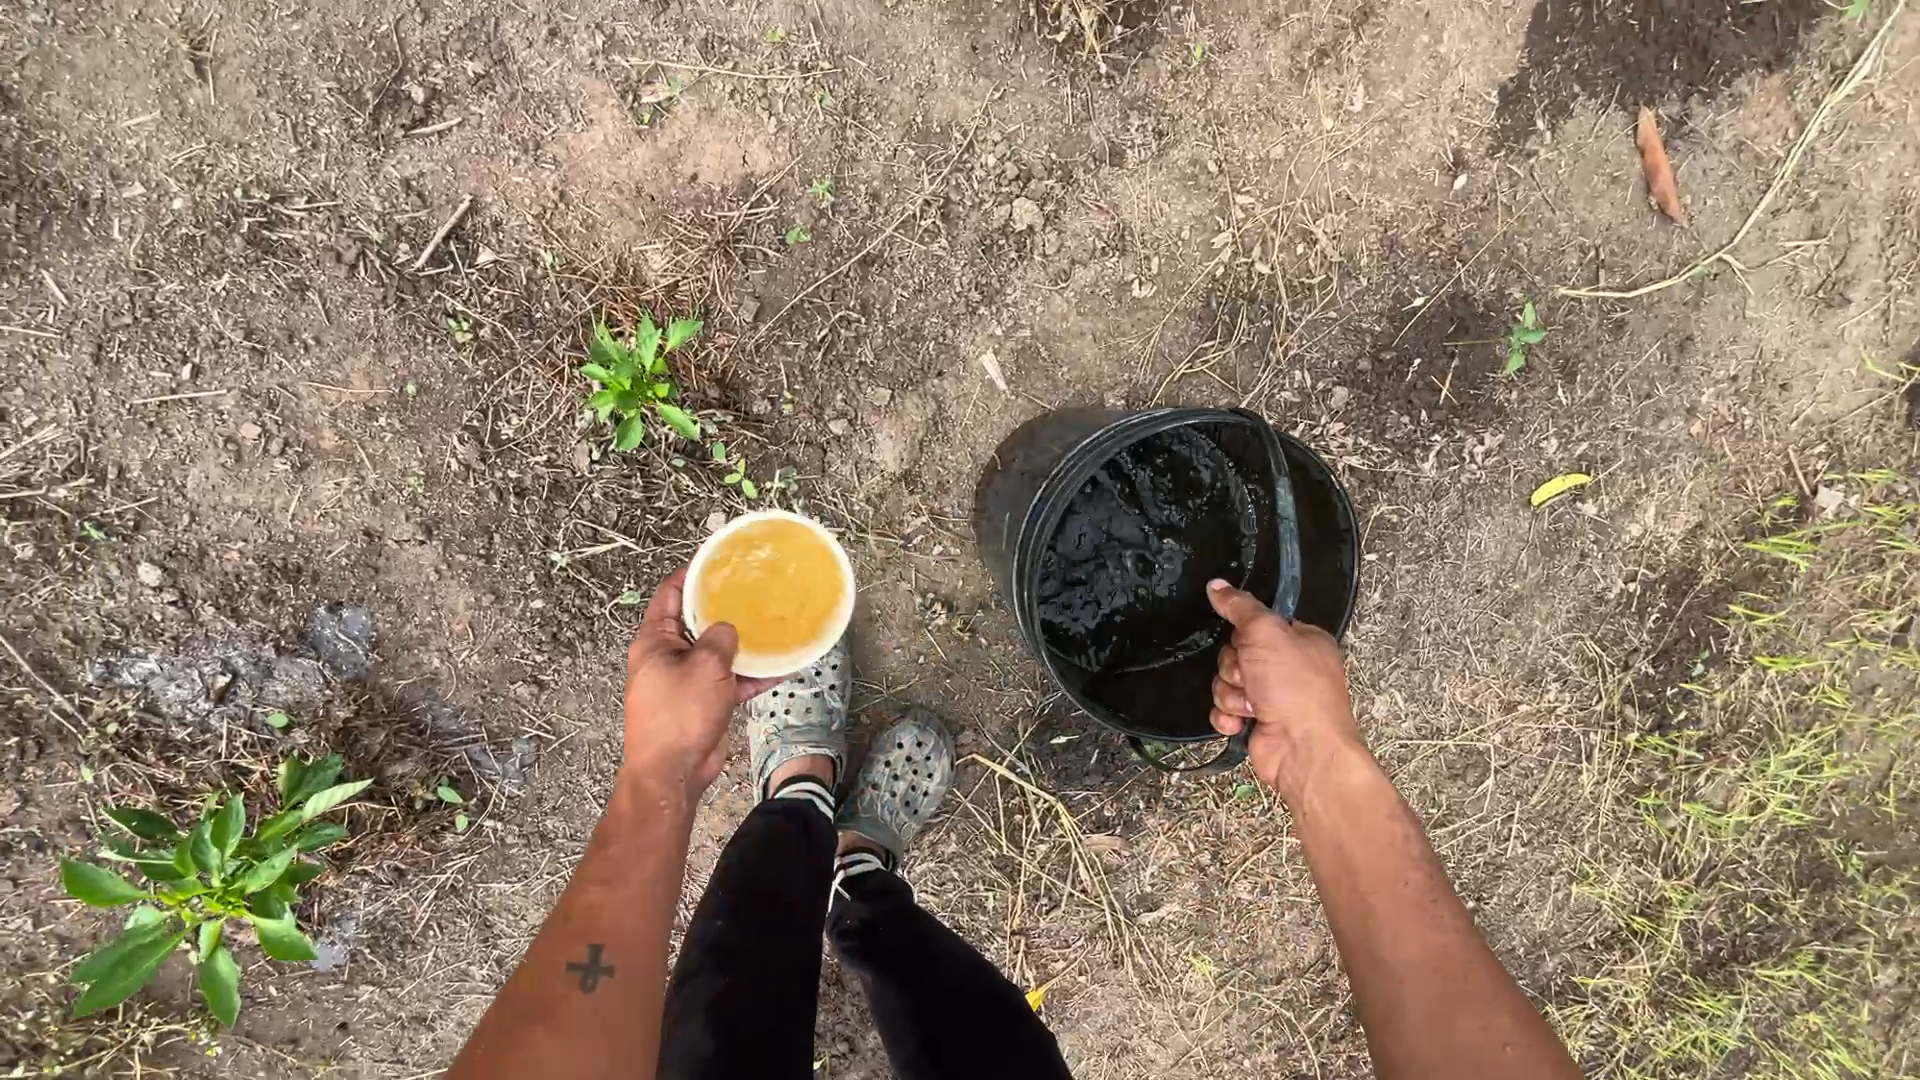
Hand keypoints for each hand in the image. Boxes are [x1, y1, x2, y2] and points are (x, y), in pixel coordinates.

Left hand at [621, 568, 783, 799]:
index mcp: (655, 641)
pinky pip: (730, 681)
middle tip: (753, 590)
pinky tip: (780, 667)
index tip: (716, 560)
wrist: (673, 772)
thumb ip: (720, 638)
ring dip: (743, 644)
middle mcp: (668, 656)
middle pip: (697, 622)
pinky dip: (751, 675)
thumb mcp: (704, 666)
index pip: (669, 594)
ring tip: (772, 625)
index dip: (691, 574)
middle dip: (724, 608)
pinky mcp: (703, 702)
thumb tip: (728, 629)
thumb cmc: (678, 715)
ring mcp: (686, 680)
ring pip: (718, 652)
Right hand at [1206, 579, 1367, 801]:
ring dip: (1231, 693)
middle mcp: (1289, 667)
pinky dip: (1227, 715)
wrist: (1303, 749)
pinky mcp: (1257, 721)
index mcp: (1302, 641)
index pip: (1258, 624)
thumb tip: (1217, 585)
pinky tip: (1240, 722)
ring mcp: (1273, 696)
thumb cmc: (1296, 688)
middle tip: (1251, 678)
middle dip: (1234, 668)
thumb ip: (1240, 607)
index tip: (1248, 641)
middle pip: (1235, 653)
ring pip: (1227, 682)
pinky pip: (1225, 709)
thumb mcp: (1266, 633)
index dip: (1245, 633)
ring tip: (1250, 705)